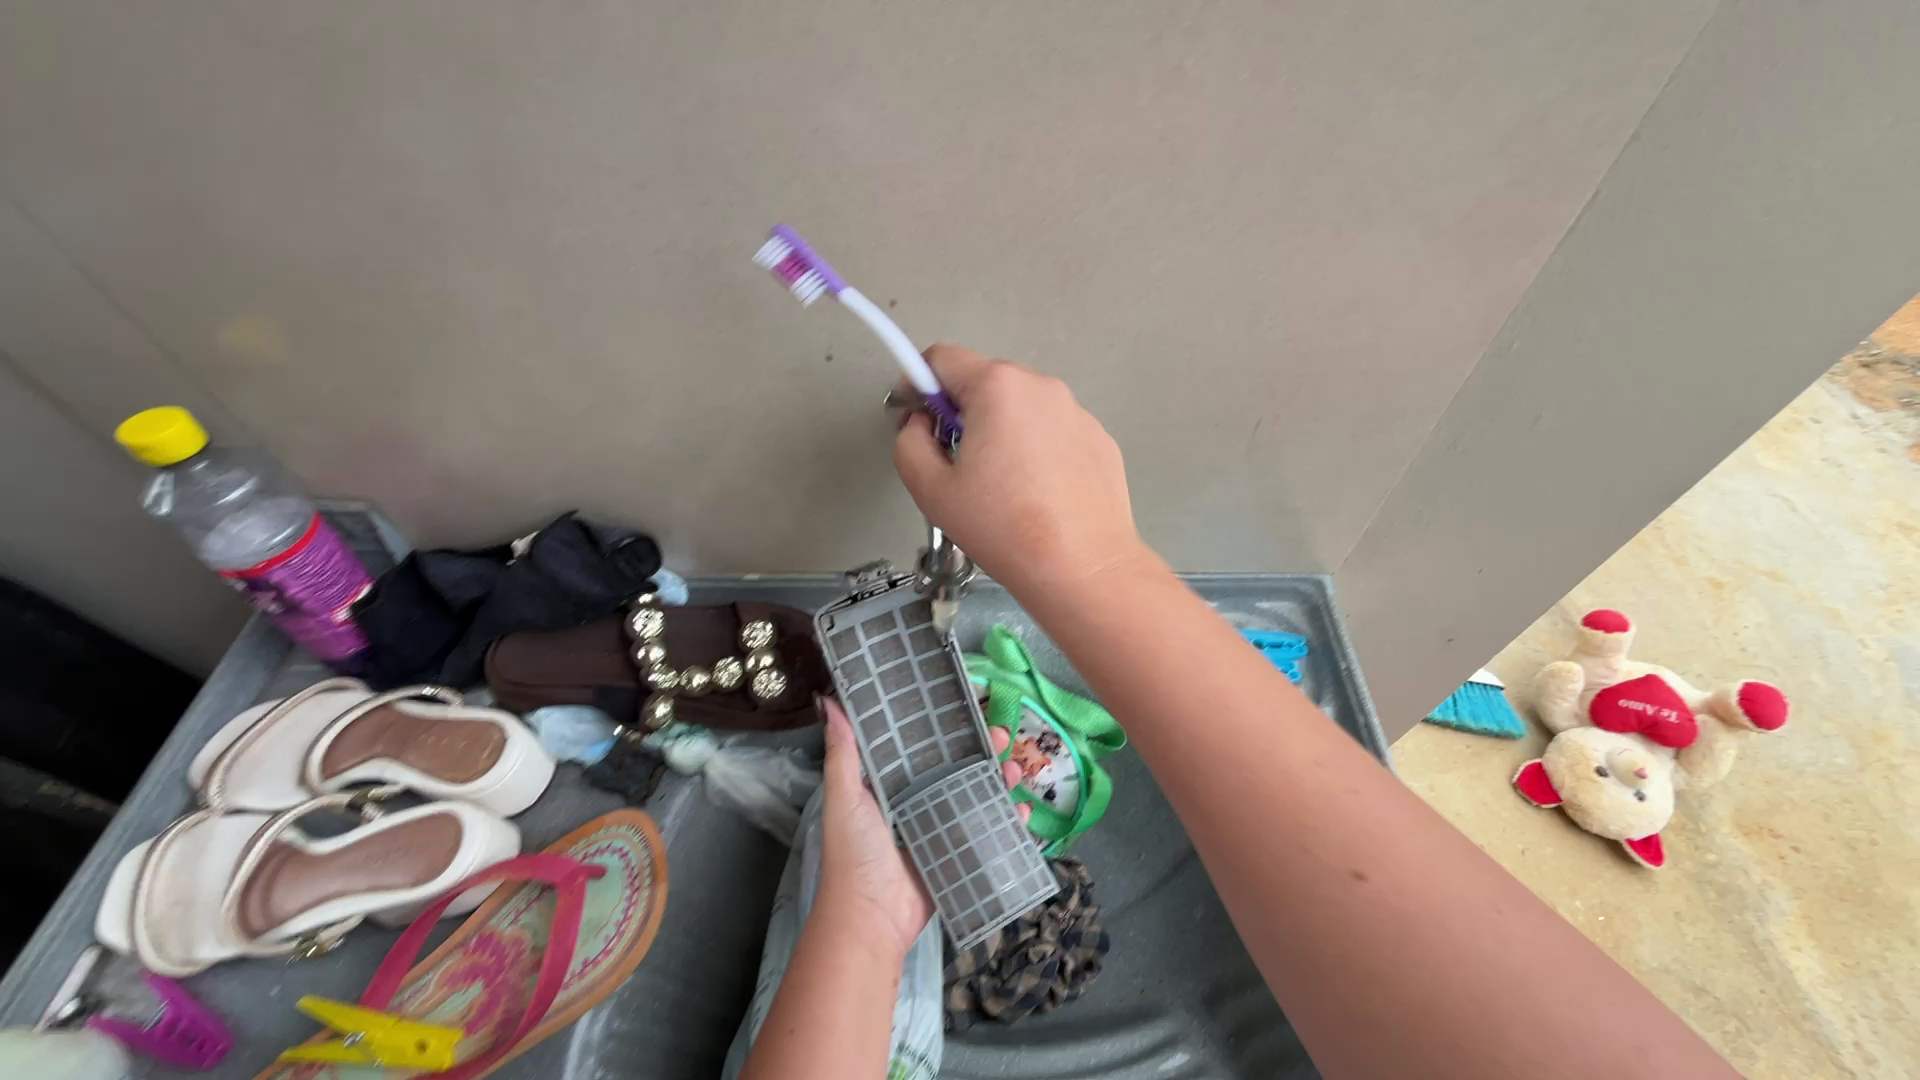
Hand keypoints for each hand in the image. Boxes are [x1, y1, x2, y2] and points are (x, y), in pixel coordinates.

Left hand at [814, 696, 1027, 959]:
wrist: (871, 919)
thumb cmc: (855, 853)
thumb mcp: (845, 797)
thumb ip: (843, 753)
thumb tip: (831, 701)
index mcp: (890, 785)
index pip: (922, 747)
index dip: (944, 727)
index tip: (967, 707)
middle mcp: (916, 802)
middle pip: (956, 768)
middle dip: (982, 751)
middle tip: (1003, 737)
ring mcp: (940, 830)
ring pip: (977, 796)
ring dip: (1000, 781)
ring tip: (1016, 770)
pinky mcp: (958, 855)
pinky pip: (988, 832)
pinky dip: (1008, 821)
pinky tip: (1022, 811)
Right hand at [893, 344, 1148, 596]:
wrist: (1083, 568)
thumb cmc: (1008, 530)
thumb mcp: (931, 489)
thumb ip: (909, 442)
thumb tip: (919, 425)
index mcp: (997, 389)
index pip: (942, 358)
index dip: (919, 383)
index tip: (916, 414)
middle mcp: (1041, 388)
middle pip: (985, 381)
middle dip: (963, 412)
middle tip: (957, 463)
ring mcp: (1076, 412)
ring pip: (1021, 408)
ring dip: (1001, 431)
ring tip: (1000, 487)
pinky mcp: (1099, 439)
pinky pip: (1053, 431)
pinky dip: (1036, 450)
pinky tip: (1034, 494)